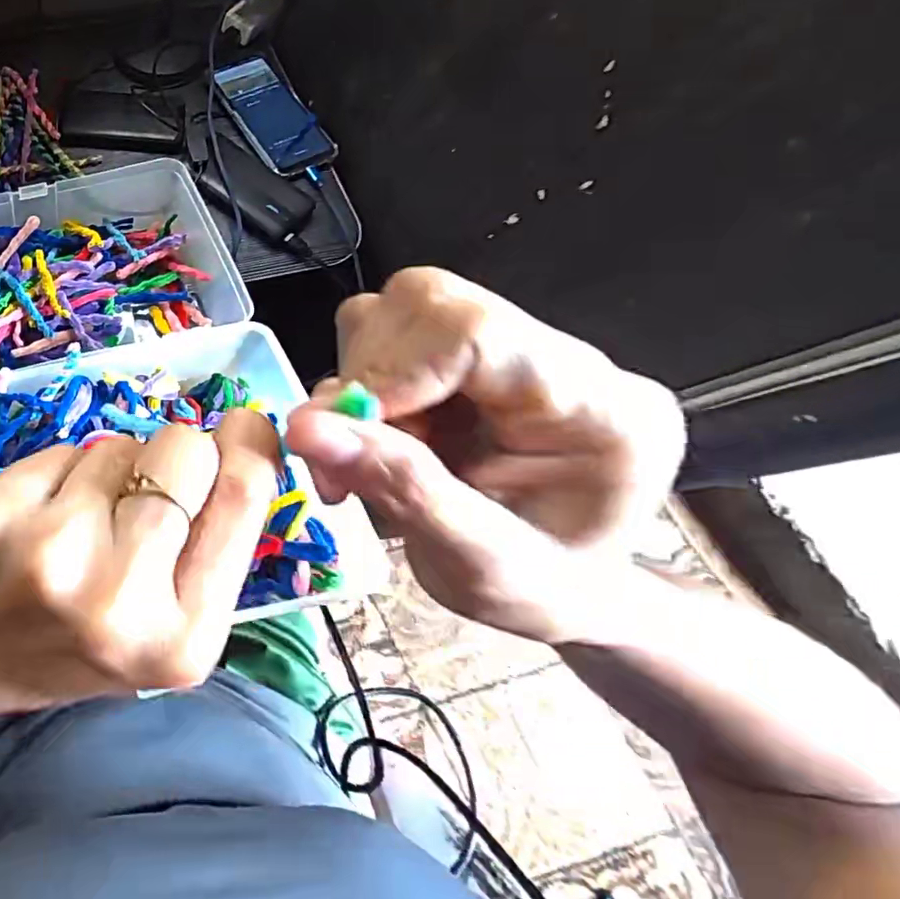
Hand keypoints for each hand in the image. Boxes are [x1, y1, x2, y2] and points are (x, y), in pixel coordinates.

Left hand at [0, 409, 282, 718]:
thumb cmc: (75, 647)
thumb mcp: (163, 631)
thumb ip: (208, 551)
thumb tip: (241, 449)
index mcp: (182, 639)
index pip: (241, 501)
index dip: (250, 446)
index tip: (244, 424)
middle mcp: (118, 597)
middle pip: (184, 451)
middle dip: (179, 452)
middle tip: (151, 484)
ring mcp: (51, 549)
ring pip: (121, 445)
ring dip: (116, 468)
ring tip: (84, 521)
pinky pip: (68, 449)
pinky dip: (68, 470)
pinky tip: (43, 515)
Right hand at [284, 267, 684, 643]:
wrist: (561, 590)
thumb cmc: (540, 592)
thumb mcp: (478, 566)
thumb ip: (400, 487)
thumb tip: (302, 428)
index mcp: (597, 406)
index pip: (474, 333)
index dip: (386, 372)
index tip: (339, 438)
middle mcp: (553, 358)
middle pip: (425, 305)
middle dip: (364, 379)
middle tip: (346, 458)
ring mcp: (503, 351)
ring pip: (392, 315)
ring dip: (354, 387)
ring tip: (365, 459)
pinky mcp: (459, 357)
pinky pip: (378, 338)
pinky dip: (351, 391)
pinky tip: (370, 443)